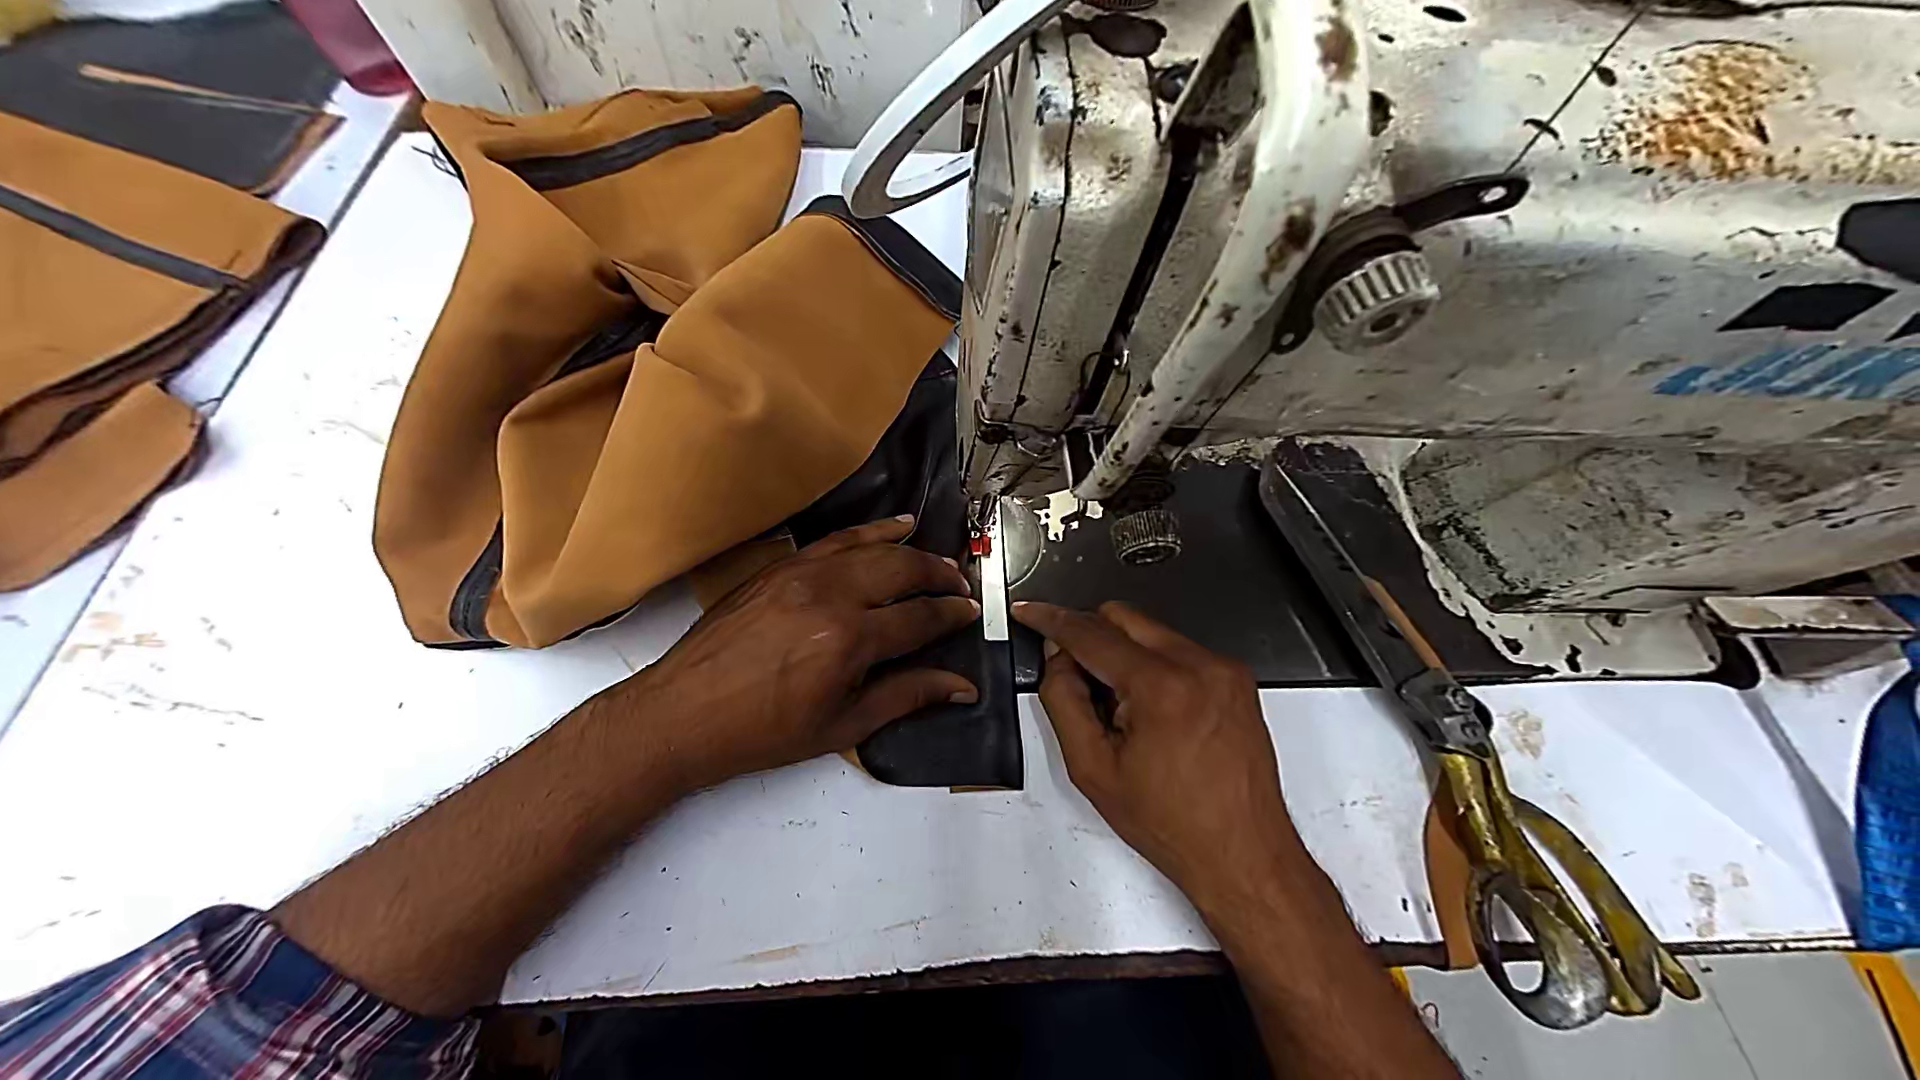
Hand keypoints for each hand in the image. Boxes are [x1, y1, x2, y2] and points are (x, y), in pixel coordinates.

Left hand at [624, 515, 980, 793]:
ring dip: (912, 549)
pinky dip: (870, 531)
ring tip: (938, 558)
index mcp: (848, 640)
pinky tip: (891, 528)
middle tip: (960, 587)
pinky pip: (836, 540)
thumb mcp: (843, 725)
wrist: (684, 713)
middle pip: (903, 571)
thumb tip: (959, 686)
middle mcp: (829, 595)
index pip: (919, 618)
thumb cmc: (760, 729)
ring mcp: (801, 574)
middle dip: (940, 576)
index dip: (951, 615)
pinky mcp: (781, 566)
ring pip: (873, 547)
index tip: (969, 614)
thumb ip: (907, 695)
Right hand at [1012, 600, 1305, 905]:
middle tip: (1077, 680)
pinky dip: (1152, 665)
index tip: (1032, 612)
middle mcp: (1201, 668)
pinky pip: (1178, 648)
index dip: (1051, 618)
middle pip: (1120, 617)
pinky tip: (1150, 711)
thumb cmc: (1179, 824)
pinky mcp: (1235, 677)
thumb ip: (1062, 700)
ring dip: (1121, 654)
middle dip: (1088, 637)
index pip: (1091, 632)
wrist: (1242, 853)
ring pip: (1149, 630)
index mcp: (1163, 687)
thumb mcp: (1092, 767)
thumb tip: (1057, 659)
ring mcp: (1223, 670)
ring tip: (1123, 711)